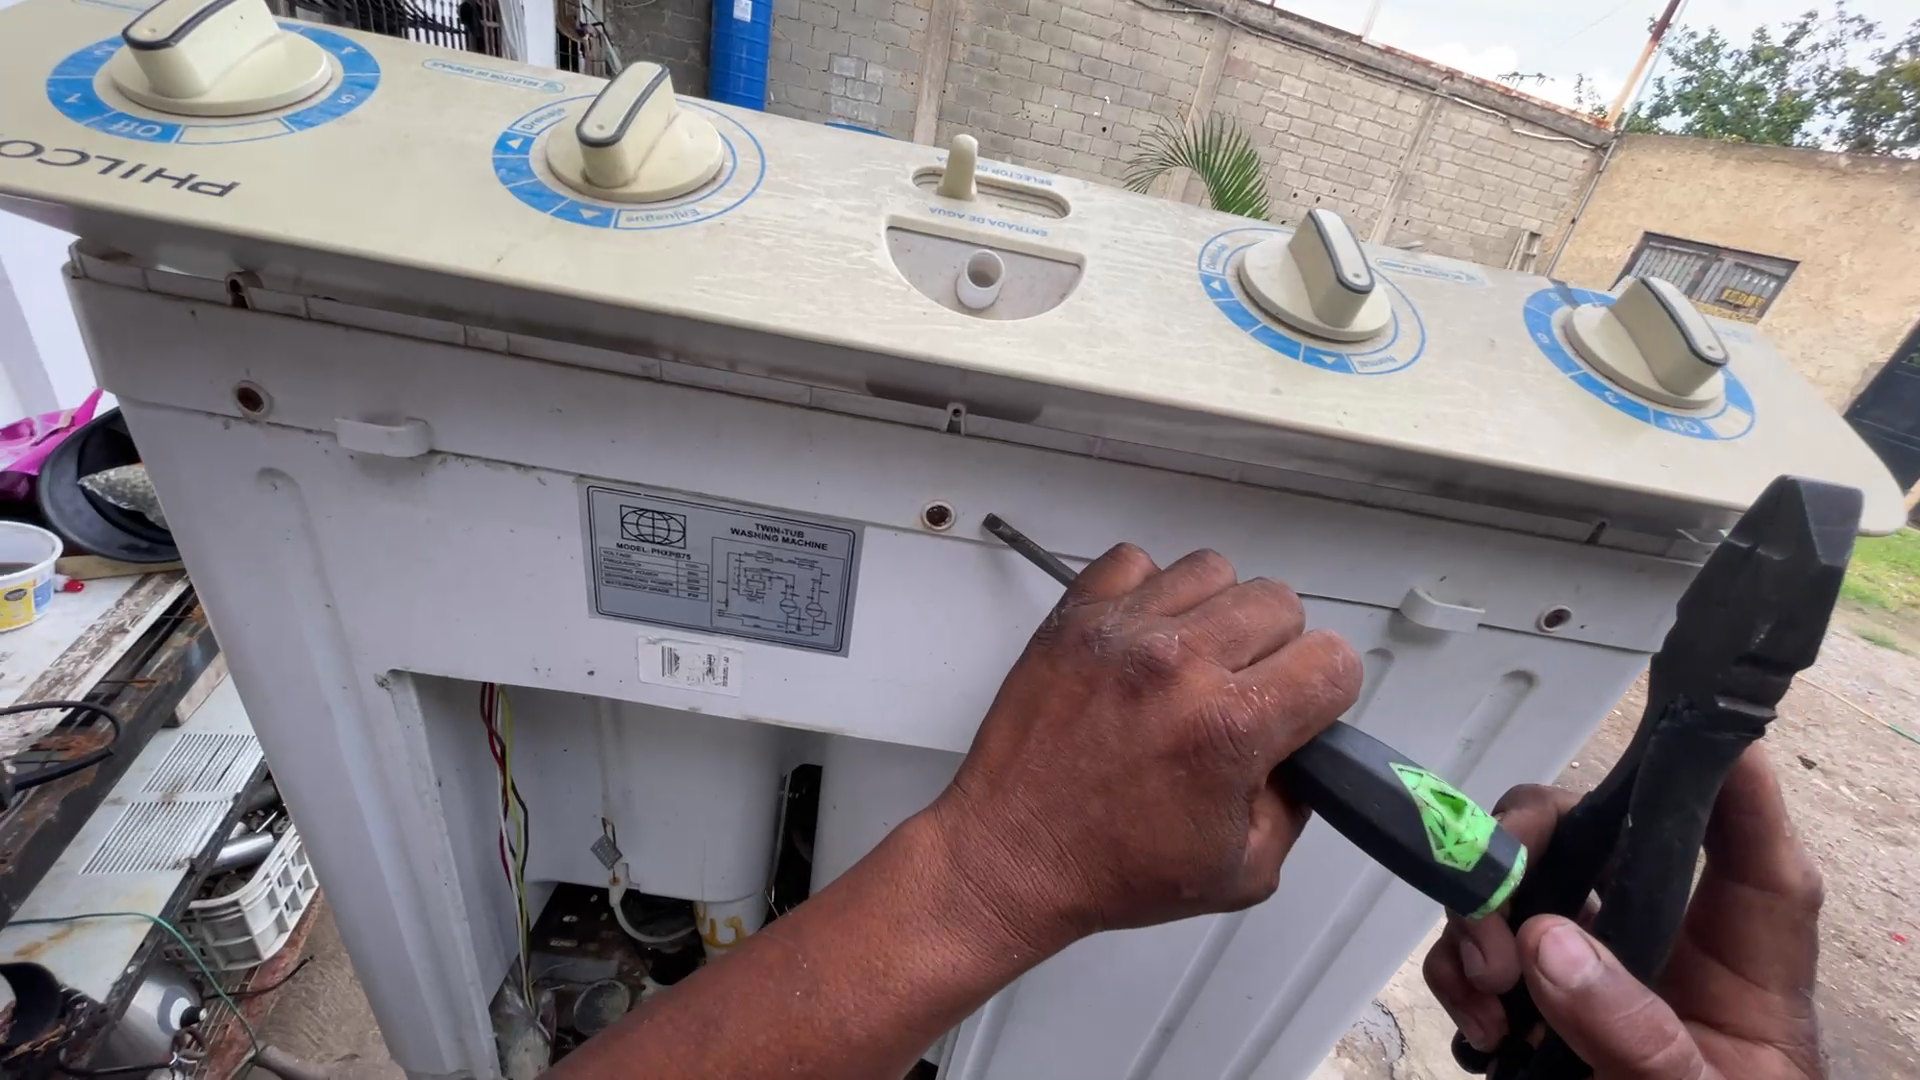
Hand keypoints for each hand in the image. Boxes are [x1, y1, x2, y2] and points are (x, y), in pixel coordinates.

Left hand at [928, 545, 1361, 950]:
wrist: (1014, 849)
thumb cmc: (1114, 866)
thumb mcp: (1243, 869)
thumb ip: (1296, 799)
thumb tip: (1303, 740)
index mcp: (1230, 727)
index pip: (1332, 660)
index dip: (1325, 688)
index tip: (1300, 705)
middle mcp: (1179, 662)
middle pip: (1277, 603)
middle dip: (1275, 647)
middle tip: (1241, 686)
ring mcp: (1121, 630)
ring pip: (1211, 570)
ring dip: (1214, 610)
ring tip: (1190, 655)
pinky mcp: (1073, 616)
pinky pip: (1132, 561)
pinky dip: (1146, 588)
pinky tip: (1141, 634)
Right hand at [1423, 746, 1824, 1079]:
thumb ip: (1641, 1044)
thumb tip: (1547, 941)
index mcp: (1739, 986)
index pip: (1756, 880)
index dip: (1743, 803)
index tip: (1723, 739)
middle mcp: (1654, 951)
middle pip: (1589, 839)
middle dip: (1524, 848)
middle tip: (1494, 910)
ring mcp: (1579, 965)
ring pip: (1508, 877)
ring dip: (1472, 916)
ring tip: (1480, 993)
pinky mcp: (1520, 987)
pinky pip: (1467, 937)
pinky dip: (1452, 963)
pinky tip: (1472, 1018)